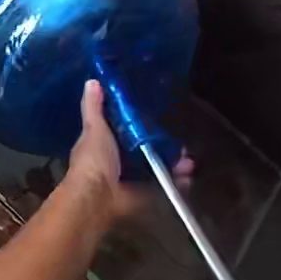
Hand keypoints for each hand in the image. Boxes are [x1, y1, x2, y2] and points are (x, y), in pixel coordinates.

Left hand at [64, 79, 191, 225]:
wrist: (98, 195)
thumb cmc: (94, 158)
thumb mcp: (94, 127)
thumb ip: (94, 107)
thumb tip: (92, 81)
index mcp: (102, 147)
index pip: (123, 135)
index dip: (140, 130)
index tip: (157, 123)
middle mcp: (115, 165)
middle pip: (144, 155)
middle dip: (163, 150)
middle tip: (181, 146)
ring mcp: (129, 183)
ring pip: (156, 172)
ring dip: (174, 166)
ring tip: (189, 162)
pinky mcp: (141, 198)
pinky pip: (162, 190)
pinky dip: (176, 185)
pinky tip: (188, 178)